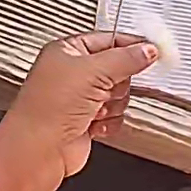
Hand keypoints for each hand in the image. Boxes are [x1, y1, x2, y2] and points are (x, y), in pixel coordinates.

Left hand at [0, 32, 157, 183]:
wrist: (39, 151)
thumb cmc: (49, 108)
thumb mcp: (93, 72)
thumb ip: (126, 58)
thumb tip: (147, 50)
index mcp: (68, 51)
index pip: (109, 39)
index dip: (130, 46)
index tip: (151, 50)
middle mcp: (73, 73)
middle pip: (118, 69)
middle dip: (116, 83)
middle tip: (105, 89)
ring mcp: (80, 98)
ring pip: (120, 94)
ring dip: (112, 104)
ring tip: (94, 109)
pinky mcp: (87, 120)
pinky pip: (116, 115)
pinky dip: (109, 121)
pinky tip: (93, 123)